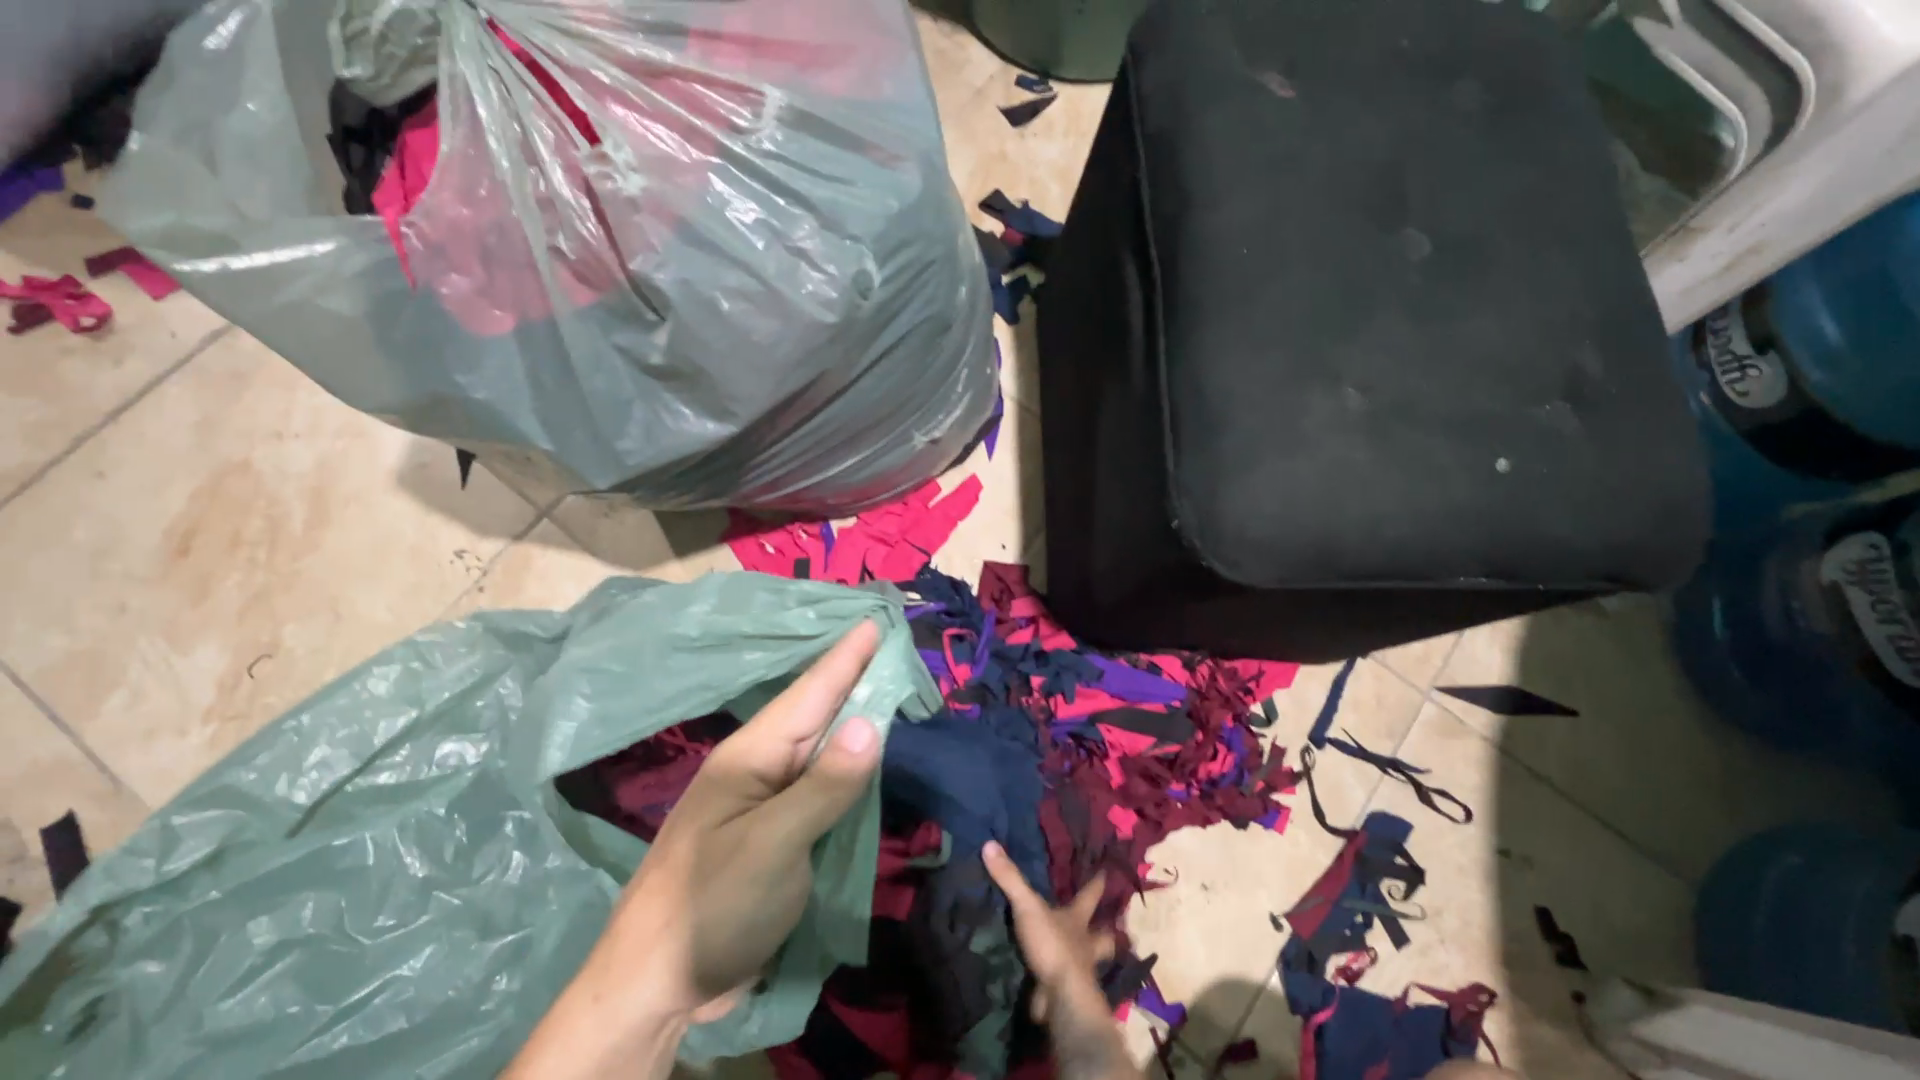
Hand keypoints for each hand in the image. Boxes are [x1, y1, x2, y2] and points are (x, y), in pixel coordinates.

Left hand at [505, 621, 884, 1078]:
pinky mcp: (772, 840)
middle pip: (817, 716)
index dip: (846, 657)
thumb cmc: (711, 906)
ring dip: (852, 720)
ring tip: (885, 688)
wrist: (654, 984)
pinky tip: (858, 758)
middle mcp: (757, 771)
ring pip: (818, 752)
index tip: (877, 618)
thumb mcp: (771, 845)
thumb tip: (870, 722)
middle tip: (894, 647)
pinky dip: (845, 769)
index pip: (810, 693)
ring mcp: (762, 807)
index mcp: (750, 757)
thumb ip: (823, 786)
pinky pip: (818, 790)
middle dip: (854, 680)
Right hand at [984, 841, 1142, 1079]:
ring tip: (1080, 956)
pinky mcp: (1064, 992)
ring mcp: (1077, 971)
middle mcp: (1084, 945)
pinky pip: (1063, 983)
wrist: (1060, 998)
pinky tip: (1050, 979)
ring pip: (1089, 962)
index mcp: (1079, 921)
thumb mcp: (1028, 907)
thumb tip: (990, 844)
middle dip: (1106, 932)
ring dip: (1085, 959)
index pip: (1090, 896)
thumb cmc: (1053, 945)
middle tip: (1110, 927)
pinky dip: (1059, 981)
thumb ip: (1010, 878)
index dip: (1097, 883)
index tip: (1107, 872)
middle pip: (1103, 936)